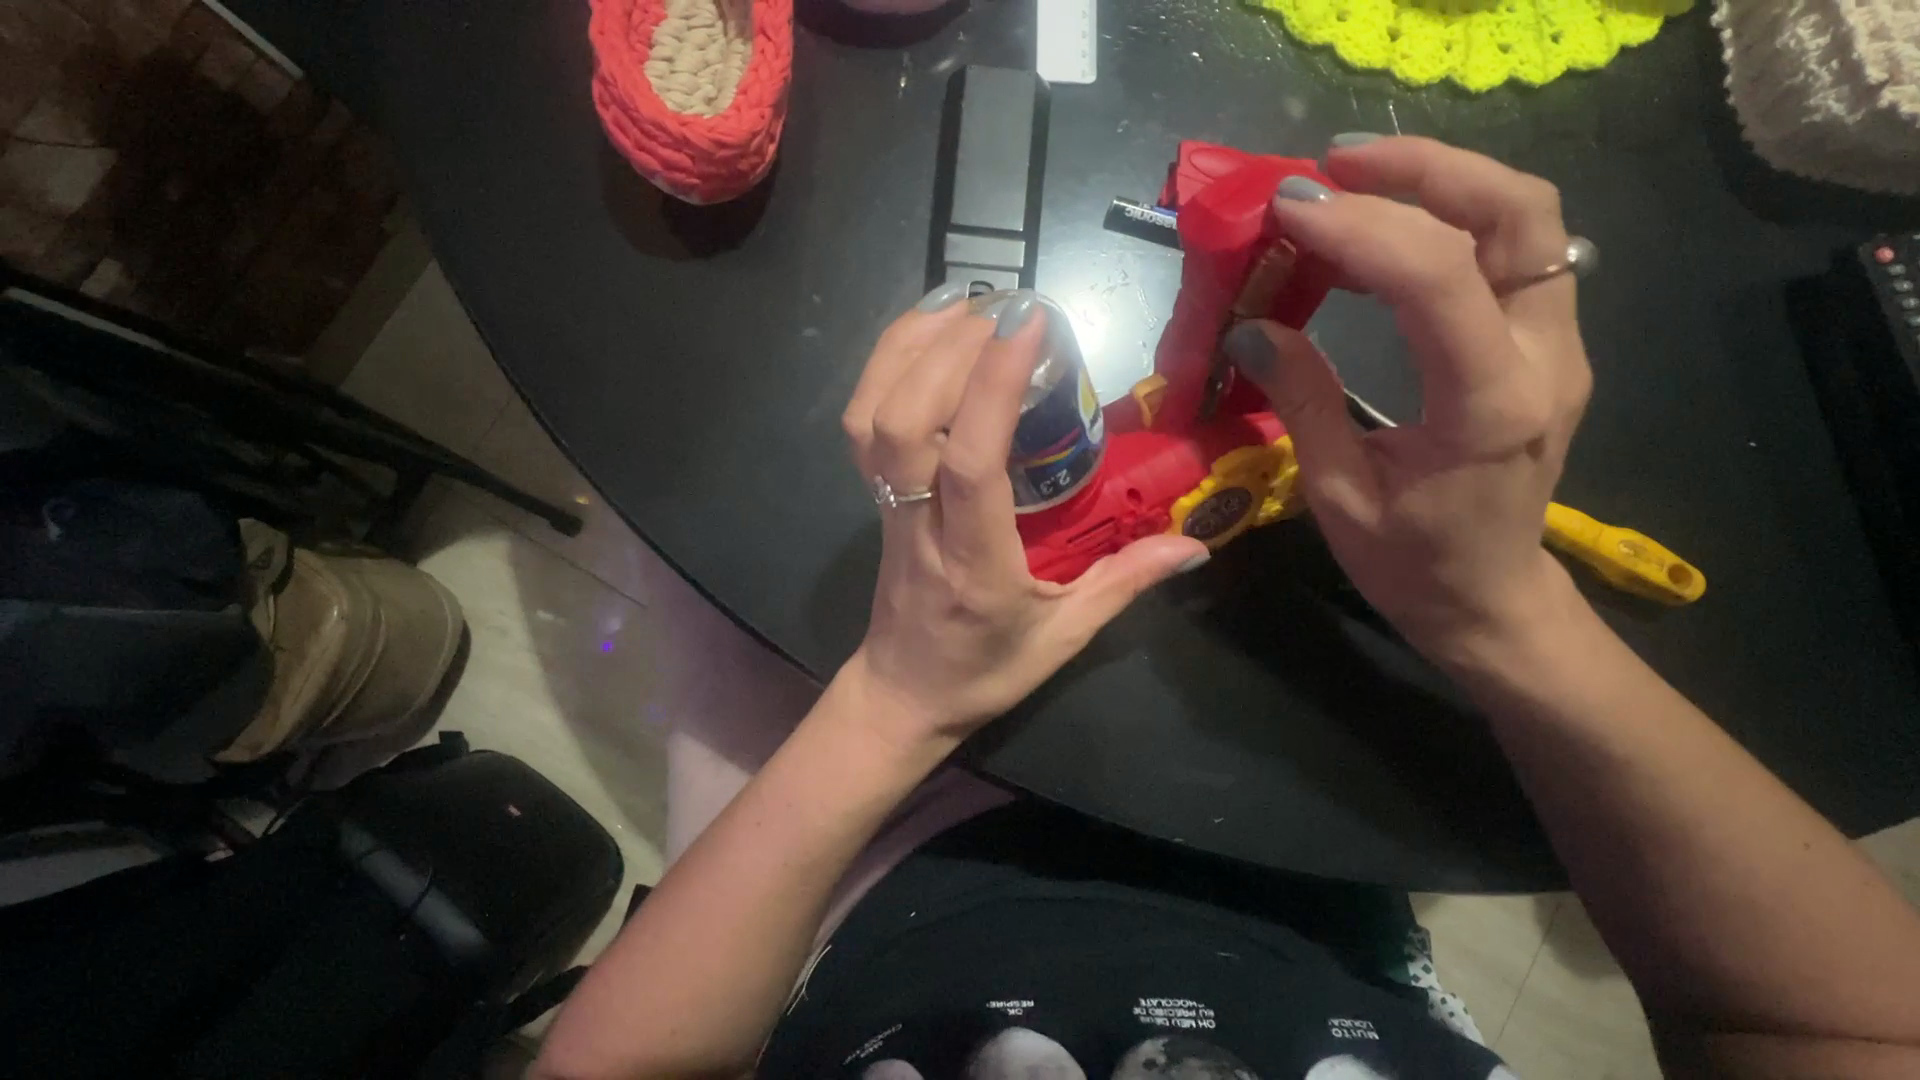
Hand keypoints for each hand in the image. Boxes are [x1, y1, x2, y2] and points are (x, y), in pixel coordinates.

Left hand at [839, 287, 1206, 745]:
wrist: (905, 694)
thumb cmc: (984, 670)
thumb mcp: (1064, 636)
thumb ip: (1125, 582)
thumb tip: (1194, 544)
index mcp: (974, 561)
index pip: (969, 463)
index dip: (992, 387)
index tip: (1029, 327)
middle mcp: (919, 525)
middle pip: (904, 424)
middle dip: (949, 352)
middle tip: (1006, 308)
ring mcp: (887, 509)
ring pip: (870, 417)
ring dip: (910, 348)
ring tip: (966, 304)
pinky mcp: (874, 498)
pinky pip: (862, 423)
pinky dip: (886, 367)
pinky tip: (926, 335)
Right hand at [1225, 136, 1591, 665]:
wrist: (1489, 599)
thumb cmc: (1409, 565)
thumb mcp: (1337, 494)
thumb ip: (1303, 401)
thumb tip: (1252, 326)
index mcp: (1489, 405)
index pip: (1437, 278)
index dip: (1360, 229)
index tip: (1287, 210)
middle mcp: (1543, 357)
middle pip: (1517, 214)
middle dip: (1421, 170)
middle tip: (1330, 165)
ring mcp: (1556, 345)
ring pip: (1527, 219)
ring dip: (1441, 181)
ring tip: (1351, 178)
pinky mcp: (1544, 343)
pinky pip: (1511, 251)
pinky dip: (1449, 218)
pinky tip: (1385, 226)